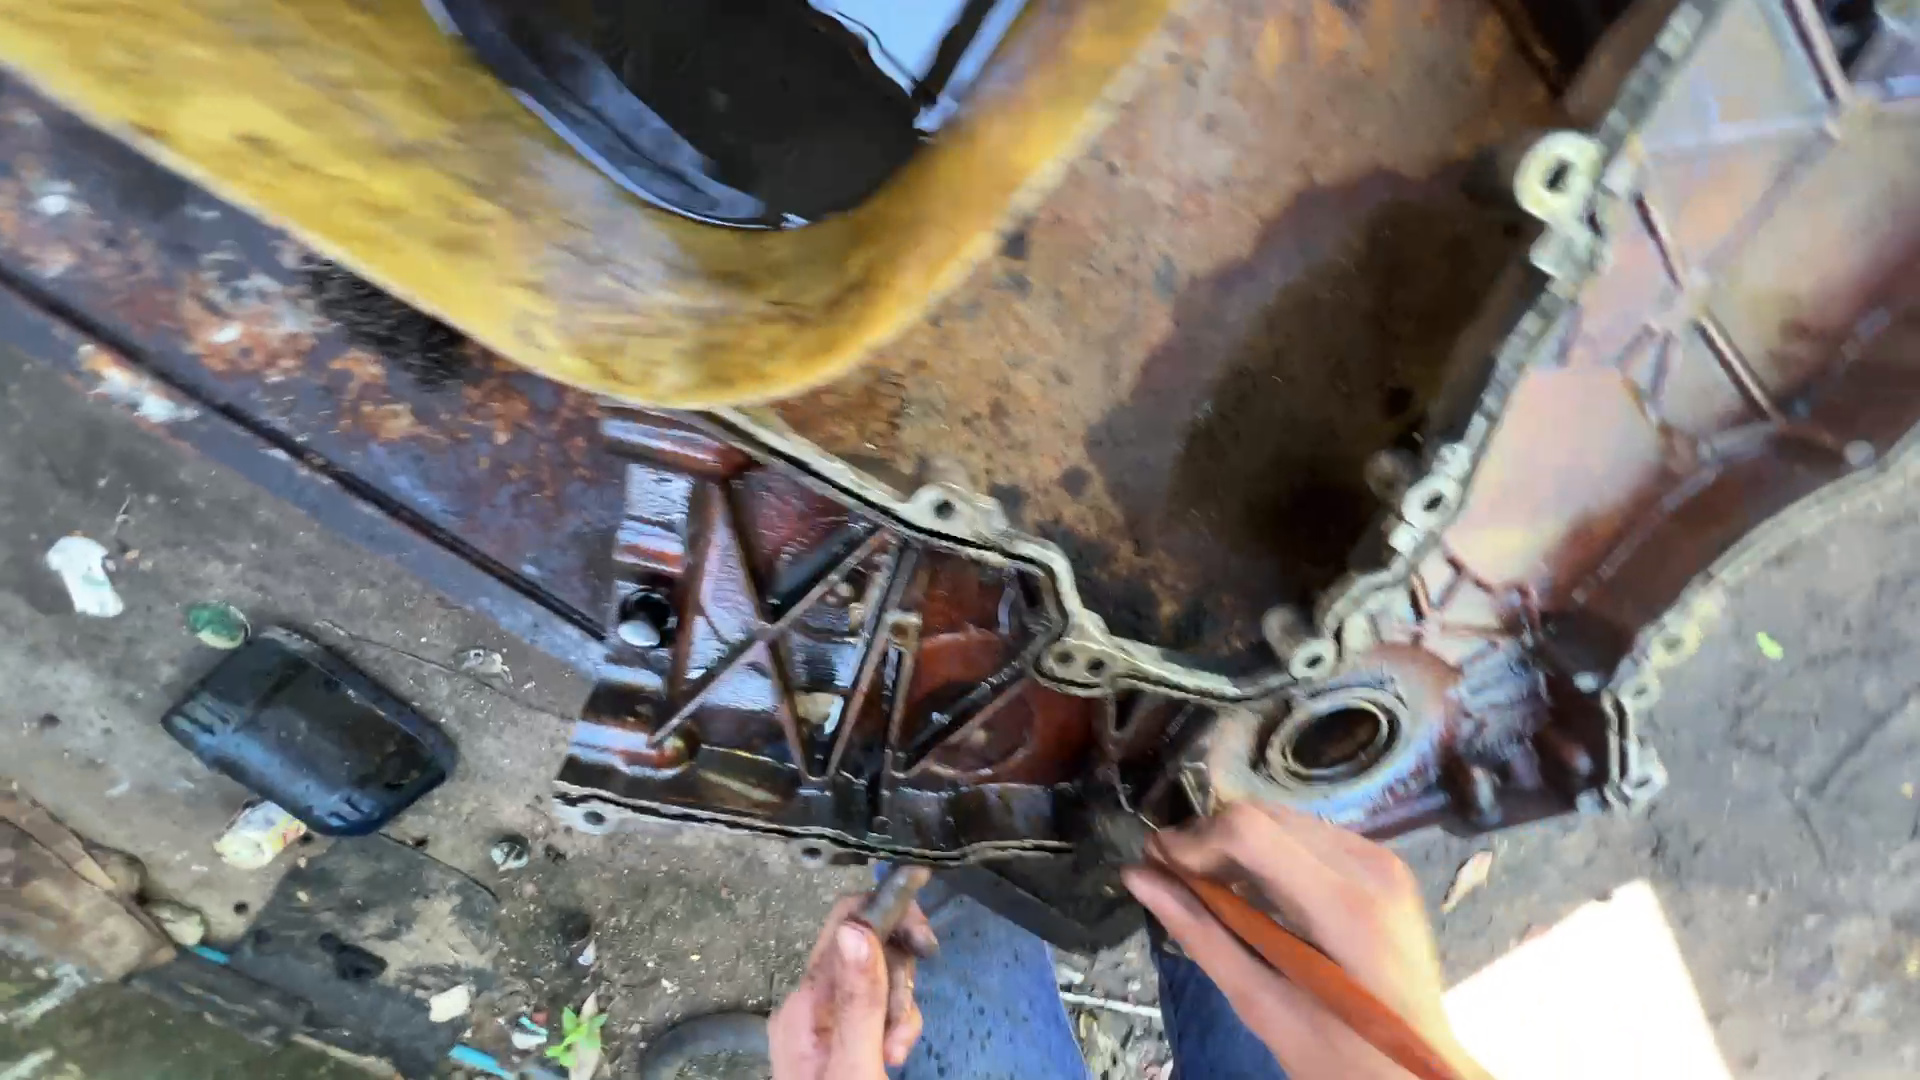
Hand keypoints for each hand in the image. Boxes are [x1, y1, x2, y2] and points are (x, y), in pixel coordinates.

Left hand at [769, 894, 936, 1078]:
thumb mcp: (855, 1071)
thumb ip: (859, 1001)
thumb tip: (858, 926)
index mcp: (804, 1001)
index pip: (845, 922)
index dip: (888, 916)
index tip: (925, 941)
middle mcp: (810, 1002)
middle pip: (866, 947)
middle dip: (898, 977)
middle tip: (902, 1026)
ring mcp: (825, 1022)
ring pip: (879, 977)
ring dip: (901, 1007)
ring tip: (897, 1054)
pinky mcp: (843, 1039)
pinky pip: (878, 1007)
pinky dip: (897, 1024)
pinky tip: (895, 1057)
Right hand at [1122, 803, 1487, 1079]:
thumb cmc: (1341, 1060)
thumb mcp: (1263, 1007)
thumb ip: (1199, 933)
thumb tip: (1135, 875)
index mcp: (1345, 910)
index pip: (1250, 831)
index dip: (1194, 839)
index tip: (1158, 863)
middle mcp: (1368, 866)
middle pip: (1259, 816)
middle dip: (1208, 841)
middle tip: (1177, 880)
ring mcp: (1379, 858)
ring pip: (1276, 816)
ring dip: (1233, 844)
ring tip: (1214, 889)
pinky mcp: (1380, 860)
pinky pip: (1300, 831)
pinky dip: (1264, 850)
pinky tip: (1256, 890)